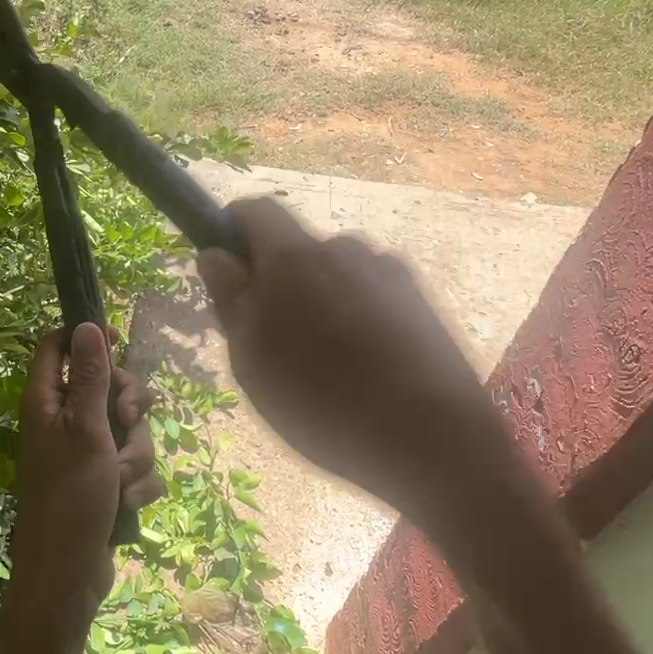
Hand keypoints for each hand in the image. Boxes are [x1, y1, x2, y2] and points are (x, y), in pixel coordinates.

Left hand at [9, 322, 163, 618]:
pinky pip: (134, 465)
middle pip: (106, 386)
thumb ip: (89, 376)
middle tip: (128, 421)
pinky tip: (128, 502)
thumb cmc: (71, 495)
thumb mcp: (85, 428)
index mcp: (46, 400)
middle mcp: (63, 420)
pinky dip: (136, 482)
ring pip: (128, 429)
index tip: (118, 341)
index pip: (57, 346)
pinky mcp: (103, 481)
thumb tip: (87, 324)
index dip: (86, 338)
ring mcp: (84, 452)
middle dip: (128, 406)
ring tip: (121, 480)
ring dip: (135, 454)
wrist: (67, 575)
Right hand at [196, 198, 513, 526]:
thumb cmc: (323, 401)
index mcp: (294, 255)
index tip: (225, 267)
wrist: (438, 444)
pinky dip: (354, 317)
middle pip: (294, 247)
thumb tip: (214, 254)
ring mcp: (388, 272)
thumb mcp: (250, 358)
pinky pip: (368, 294)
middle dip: (276, 279)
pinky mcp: (421, 301)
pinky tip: (363, 369)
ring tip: (323, 364)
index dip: (231, 228)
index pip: (253, 209)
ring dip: (318, 300)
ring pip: (333, 273)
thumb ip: (229, 296)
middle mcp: (343, 248)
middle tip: (271, 339)